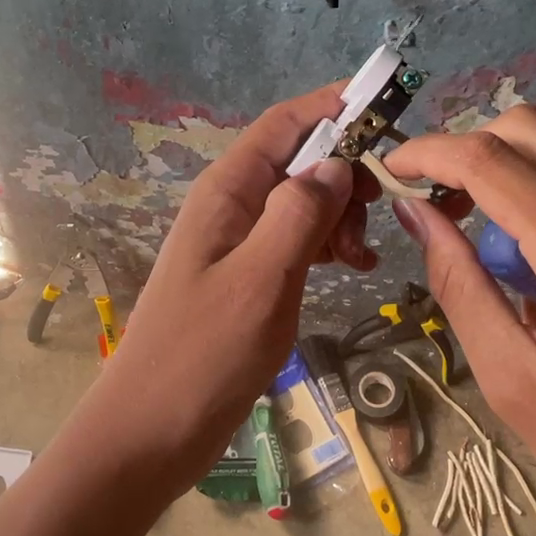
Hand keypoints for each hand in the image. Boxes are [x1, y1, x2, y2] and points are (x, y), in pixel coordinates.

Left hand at [0, 83, 394, 535]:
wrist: (150, 429)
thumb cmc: (202, 353)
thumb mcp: (260, 279)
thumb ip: (299, 214)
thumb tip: (336, 161)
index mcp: (227, 190)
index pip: (282, 123)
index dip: (331, 106)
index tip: (385, 106)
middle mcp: (232, 203)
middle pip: (298, 158)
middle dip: (344, 171)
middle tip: (379, 212)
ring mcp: (239, 239)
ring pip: (302, 199)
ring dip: (340, 212)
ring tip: (362, 255)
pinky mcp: (248, 273)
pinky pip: (296, 238)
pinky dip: (327, 243)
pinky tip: (351, 266)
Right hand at [386, 106, 535, 535]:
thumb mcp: (514, 381)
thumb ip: (458, 281)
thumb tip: (413, 211)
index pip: (492, 162)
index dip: (429, 153)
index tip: (390, 170)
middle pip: (531, 130)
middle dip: (468, 150)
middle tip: (438, 201)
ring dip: (511, 174)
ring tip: (489, 240)